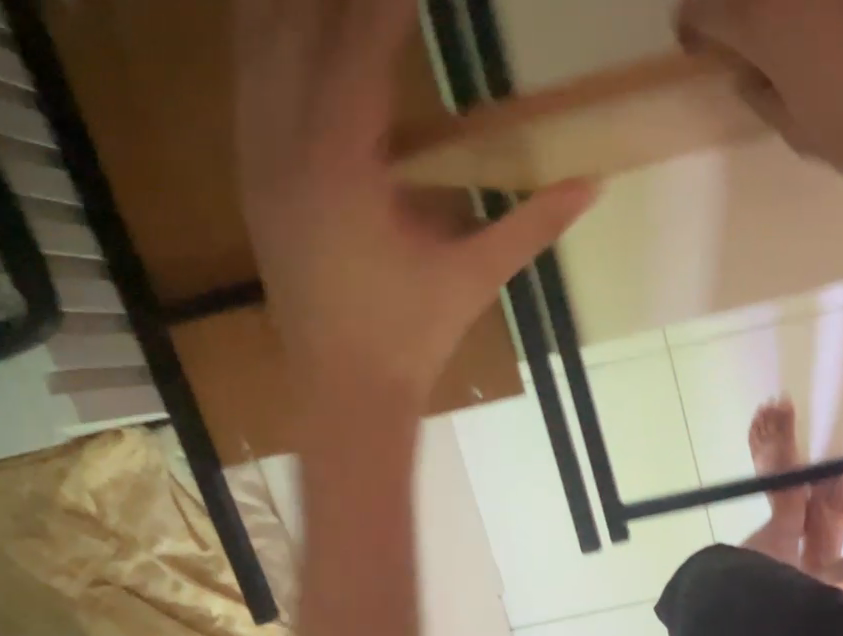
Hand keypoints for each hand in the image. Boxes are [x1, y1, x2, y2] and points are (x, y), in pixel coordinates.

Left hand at [236, 0, 594, 402]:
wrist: (344, 390)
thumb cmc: (412, 335)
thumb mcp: (477, 275)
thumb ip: (532, 222)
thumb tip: (592, 182)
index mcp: (341, 171)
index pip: (360, 52)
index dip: (385, 4)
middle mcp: (283, 151)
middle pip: (291, 28)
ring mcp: (257, 162)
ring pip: (257, 46)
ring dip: (295, 8)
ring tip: (342, 0)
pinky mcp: (252, 178)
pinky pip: (250, 83)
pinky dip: (273, 40)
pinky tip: (296, 26)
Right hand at [678, 0, 842, 220]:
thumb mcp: (805, 134)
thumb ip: (763, 95)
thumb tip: (748, 72)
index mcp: (769, 24)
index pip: (706, 9)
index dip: (695, 27)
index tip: (701, 43)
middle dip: (742, 6)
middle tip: (754, 30)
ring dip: (796, 10)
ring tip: (810, 32)